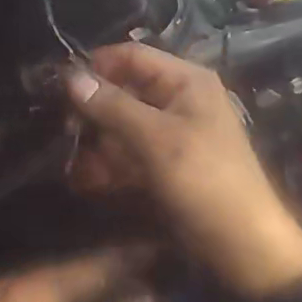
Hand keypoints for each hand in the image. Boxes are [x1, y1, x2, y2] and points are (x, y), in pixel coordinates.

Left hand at [0, 252, 153, 301]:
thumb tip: (147, 300)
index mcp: (34, 291)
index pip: (92, 265)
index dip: (128, 259)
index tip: (158, 250)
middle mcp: (15, 283)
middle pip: (72, 268)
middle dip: (110, 269)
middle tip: (148, 267)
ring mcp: (2, 298)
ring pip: (58, 281)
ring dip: (91, 283)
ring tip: (129, 281)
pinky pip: (43, 294)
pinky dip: (70, 297)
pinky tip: (93, 301)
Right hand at [66, 44, 301, 299]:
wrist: (242, 243)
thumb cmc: (204, 181)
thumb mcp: (156, 139)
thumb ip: (113, 107)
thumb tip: (71, 77)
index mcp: (186, 82)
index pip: (132, 57)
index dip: (96, 67)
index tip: (59, 87)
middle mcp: (178, 101)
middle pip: (124, 93)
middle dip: (93, 113)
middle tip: (65, 133)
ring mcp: (171, 135)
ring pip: (122, 127)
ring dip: (98, 145)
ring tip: (75, 166)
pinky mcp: (164, 165)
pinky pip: (129, 155)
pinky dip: (110, 166)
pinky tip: (88, 182)